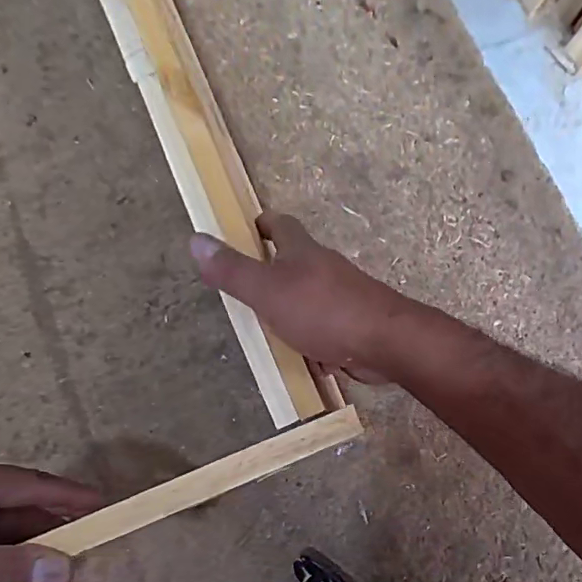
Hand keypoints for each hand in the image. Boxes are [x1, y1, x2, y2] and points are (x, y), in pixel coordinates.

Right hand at [189, 212, 426, 382]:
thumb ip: (233, 270)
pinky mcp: (355, 326)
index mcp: (303, 252)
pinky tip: (305, 357)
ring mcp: (345, 298)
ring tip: (270, 325)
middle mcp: (326, 269)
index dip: (264, 223)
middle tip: (250, 283)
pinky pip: (328, 328)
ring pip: (312, 298)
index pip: (282, 225)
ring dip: (293, 307)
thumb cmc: (323, 311)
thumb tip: (196, 239)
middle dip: (276, 268)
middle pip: (299, 261)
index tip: (249, 227)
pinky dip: (314, 338)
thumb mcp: (267, 290)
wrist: (385, 342)